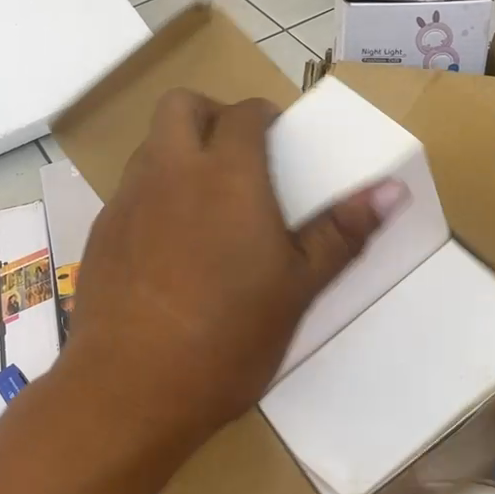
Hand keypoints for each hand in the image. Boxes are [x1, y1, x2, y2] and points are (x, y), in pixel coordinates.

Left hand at [63, 90, 405, 450]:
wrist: (131, 388)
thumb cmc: (229, 337)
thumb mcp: (298, 288)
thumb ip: (341, 233)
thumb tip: (394, 189)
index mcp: (226, 173)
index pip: (245, 113)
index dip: (265, 118)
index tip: (279, 146)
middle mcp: (169, 171)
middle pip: (180, 105)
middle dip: (211, 116)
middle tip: (237, 160)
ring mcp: (127, 200)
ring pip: (151, 148)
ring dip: (179, 155)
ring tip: (206, 209)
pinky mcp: (100, 233)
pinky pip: (129, 193)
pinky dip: (153, 198)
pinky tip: (169, 252)